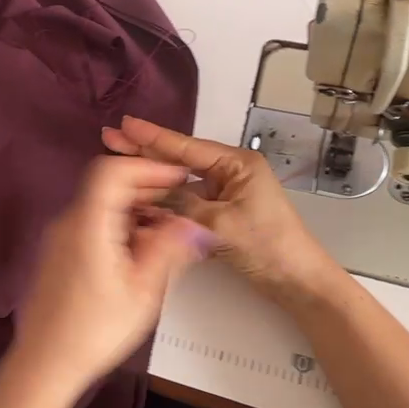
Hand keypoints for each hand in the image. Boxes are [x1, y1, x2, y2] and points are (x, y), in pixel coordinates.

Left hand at [6, 157, 209, 400]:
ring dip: (135, 209)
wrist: (44, 364)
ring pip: (100, 205)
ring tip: (169, 230)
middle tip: (181, 203)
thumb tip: (194, 223)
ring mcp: (59, 238)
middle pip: (106, 185)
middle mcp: (68, 222)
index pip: (112, 170)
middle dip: (146, 188)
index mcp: (87, 223)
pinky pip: (91, 224)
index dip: (148, 167)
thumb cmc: (94, 331)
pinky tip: (141, 249)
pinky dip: (119, 225)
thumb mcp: (143, 291)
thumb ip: (169, 249)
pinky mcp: (58, 254)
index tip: (180, 179)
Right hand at [103, 116, 340, 298]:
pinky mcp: (221, 214)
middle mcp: (229, 172)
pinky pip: (186, 203)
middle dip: (145, 151)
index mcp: (236, 164)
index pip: (186, 147)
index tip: (124, 124)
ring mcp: (225, 194)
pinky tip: (140, 201)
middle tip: (110, 137)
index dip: (152, 137)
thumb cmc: (267, 246)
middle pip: (180, 160)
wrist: (298, 282)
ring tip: (118, 168)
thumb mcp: (220, 224)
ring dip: (152, 180)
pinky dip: (165, 203)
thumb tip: (149, 196)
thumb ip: (182, 205)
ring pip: (180, 183)